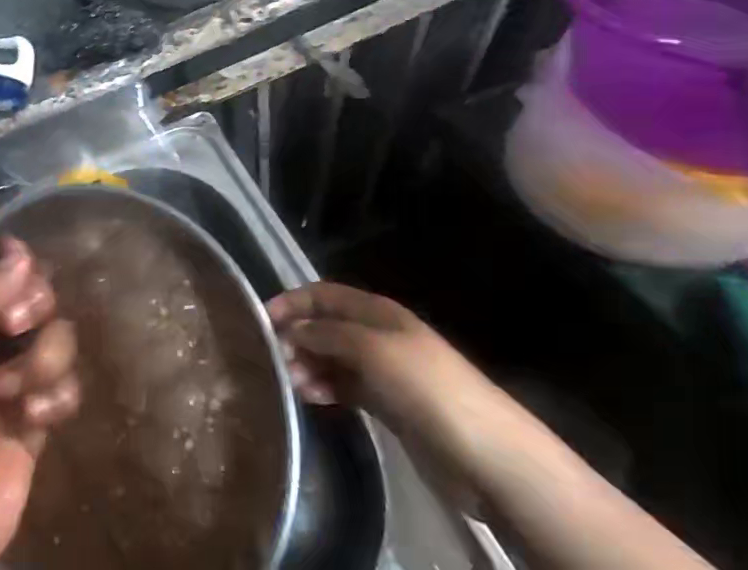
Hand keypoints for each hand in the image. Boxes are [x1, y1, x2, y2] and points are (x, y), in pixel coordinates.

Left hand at [0, 238, 79, 569]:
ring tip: (14, 395)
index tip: (22, 268)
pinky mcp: (37, 414)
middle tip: (16, 327)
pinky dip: (57, 397)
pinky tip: (35, 419)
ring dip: (43, 360)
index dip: (9, 261)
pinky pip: (66, 383)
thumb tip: (21, 254)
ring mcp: (14, 376)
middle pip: (32, 294)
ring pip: (56, 337)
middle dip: (34, 307)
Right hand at [266, 283, 500, 503]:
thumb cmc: (426, 387)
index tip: (261, 320)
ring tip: (290, 383)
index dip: (292, 301)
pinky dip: (325, 388)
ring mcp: (384, 371)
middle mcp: (377, 335)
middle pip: (325, 326)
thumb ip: (328, 333)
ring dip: (308, 365)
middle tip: (273, 360)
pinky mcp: (388, 405)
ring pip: (332, 358)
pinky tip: (311, 398)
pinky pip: (345, 387)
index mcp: (377, 312)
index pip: (324, 294)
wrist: (486, 454)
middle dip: (297, 337)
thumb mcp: (372, 349)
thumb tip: (293, 329)